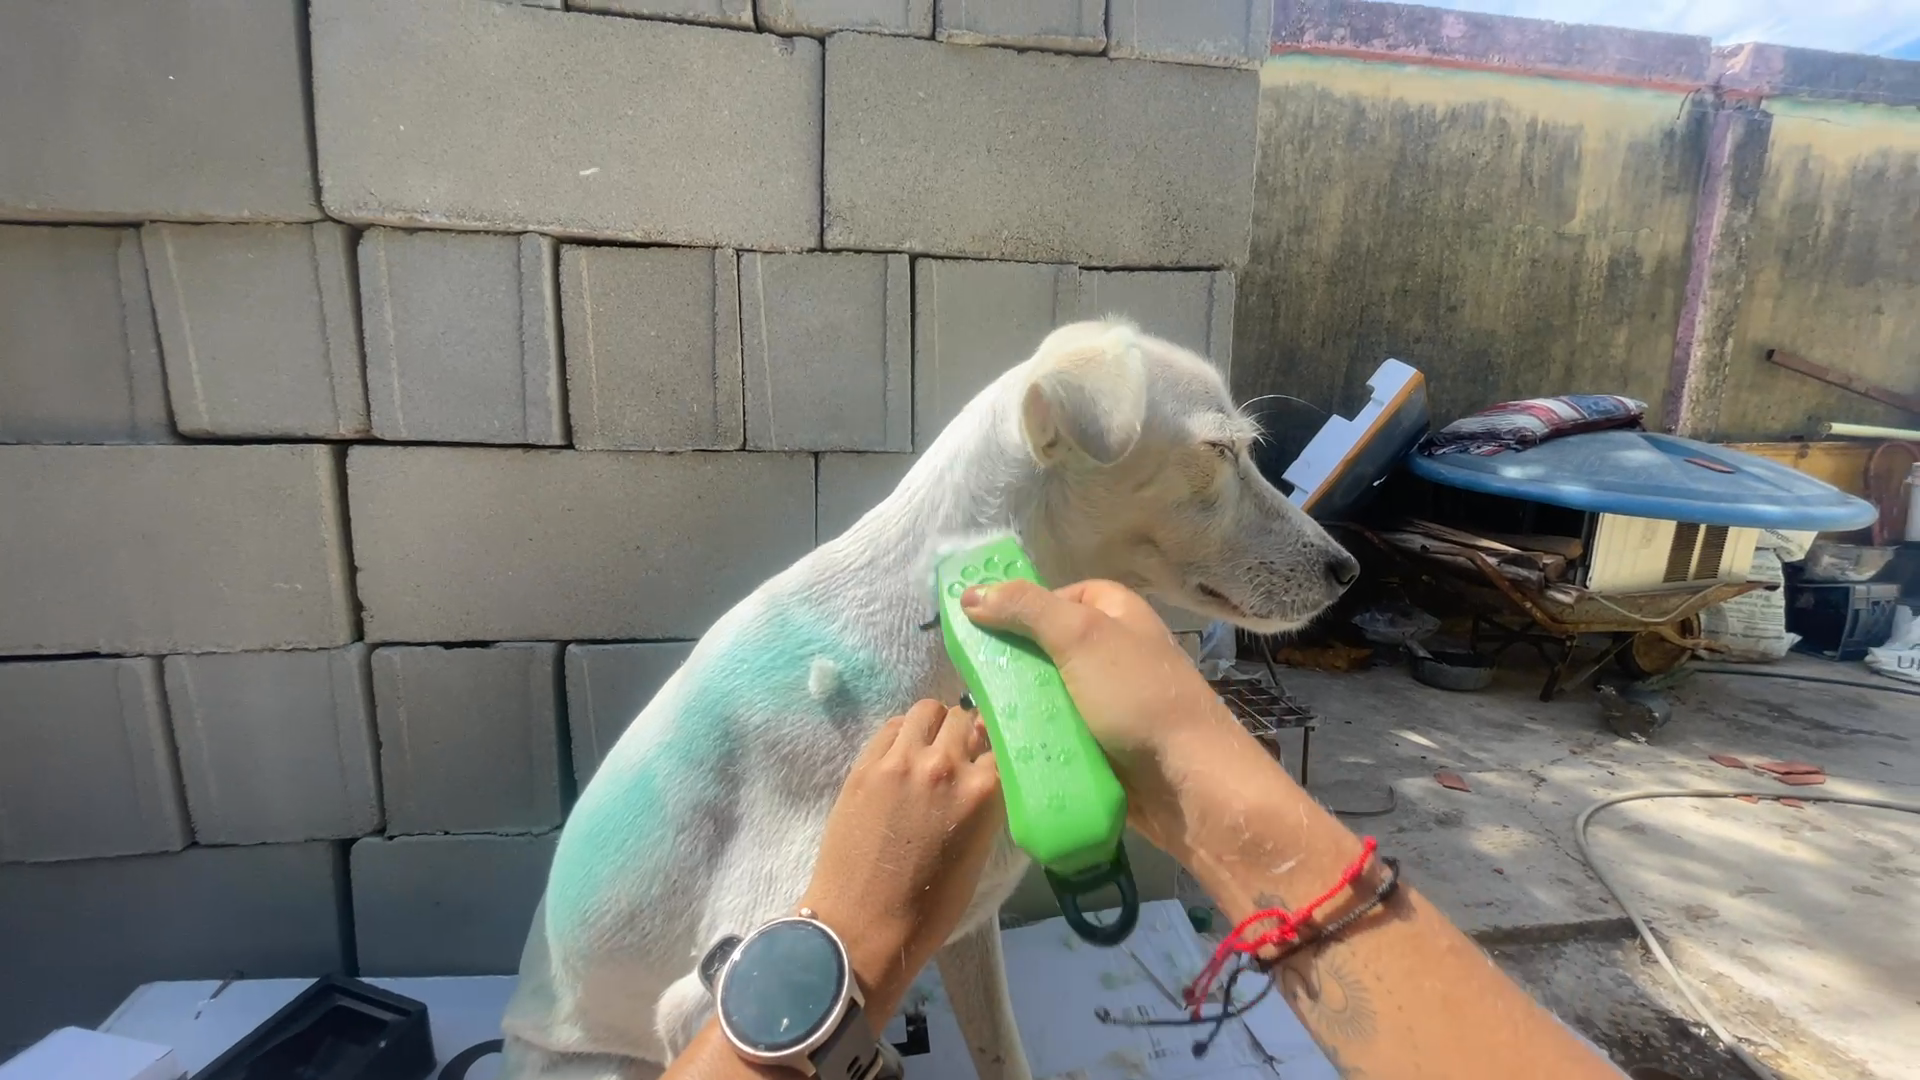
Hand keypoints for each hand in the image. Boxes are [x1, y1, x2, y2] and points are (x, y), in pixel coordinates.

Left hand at [798, 700, 1004, 1026]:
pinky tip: (900, 754)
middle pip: (963, 717)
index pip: (1000, 742)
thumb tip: (981, 763)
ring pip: (926, 710)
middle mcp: (945, 765)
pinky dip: (901, 733)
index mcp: (982, 792)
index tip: (988, 751)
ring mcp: (901, 761)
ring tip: (927, 745)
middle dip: (963, 731)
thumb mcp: (977, 850)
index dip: (994, 746)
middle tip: (956, 749)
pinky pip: (891, 727)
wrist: (863, 927)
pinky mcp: (866, 765)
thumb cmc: (929, 905)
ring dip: (933, 724)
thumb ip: (983, 799)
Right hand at [958, 579, 1250, 853]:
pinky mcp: (1101, 741)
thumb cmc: (1137, 697)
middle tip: (977, 681)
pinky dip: (1032, 734)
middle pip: (1046, 645)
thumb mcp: (1079, 636)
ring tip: (984, 720)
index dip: (1024, 606)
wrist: (1188, 786)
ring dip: (1017, 704)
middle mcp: (1113, 651)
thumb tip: (970, 594)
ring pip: (1047, 691)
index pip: (1061, 595)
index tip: (989, 627)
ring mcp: (1108, 700)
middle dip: (1012, 663)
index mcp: (1118, 614)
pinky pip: (1055, 729)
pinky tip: (1006, 746)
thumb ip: (1024, 608)